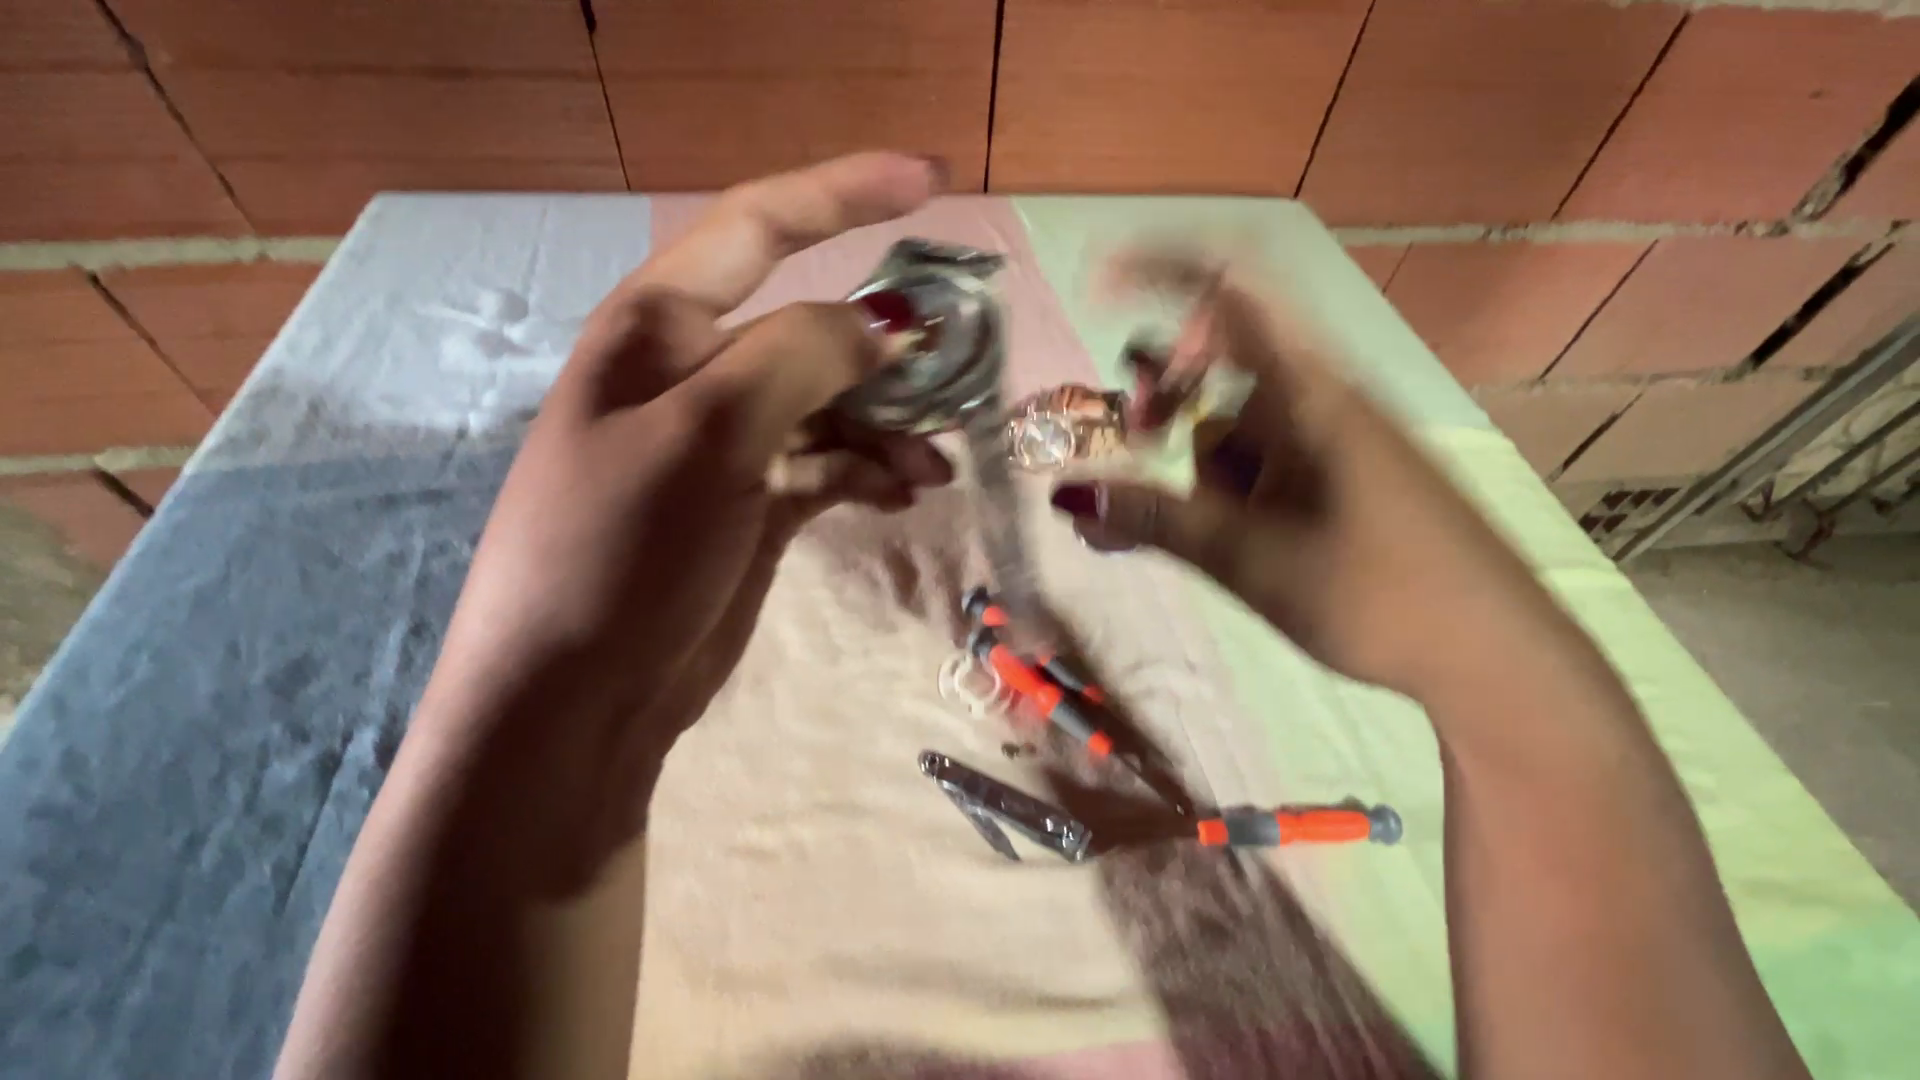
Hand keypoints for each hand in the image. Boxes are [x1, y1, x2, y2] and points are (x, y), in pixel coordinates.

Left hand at [416, 153, 952, 856]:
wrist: (575, 696)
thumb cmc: (620, 547)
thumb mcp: (708, 434)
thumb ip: (800, 357)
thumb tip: (886, 323)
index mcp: (658, 325)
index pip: (761, 226)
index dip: (846, 192)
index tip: (936, 183)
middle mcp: (692, 371)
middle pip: (809, 324)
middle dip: (883, 342)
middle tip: (956, 366)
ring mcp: (723, 441)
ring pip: (829, 402)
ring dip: (887, 423)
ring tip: (934, 463)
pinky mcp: (749, 502)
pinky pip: (826, 462)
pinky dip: (867, 470)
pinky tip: (904, 492)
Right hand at [1049, 252, 1547, 696]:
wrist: (1500, 658)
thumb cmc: (1382, 597)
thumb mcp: (1253, 559)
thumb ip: (1155, 520)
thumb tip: (1065, 495)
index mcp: (1309, 392)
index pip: (1228, 290)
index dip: (1156, 267)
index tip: (1093, 286)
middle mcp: (1323, 399)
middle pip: (1219, 368)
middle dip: (1166, 407)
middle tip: (1141, 454)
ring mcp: (1337, 439)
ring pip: (1239, 426)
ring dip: (1197, 469)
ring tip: (1199, 536)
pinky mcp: (1343, 477)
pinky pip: (1265, 464)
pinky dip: (1229, 493)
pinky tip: (1229, 544)